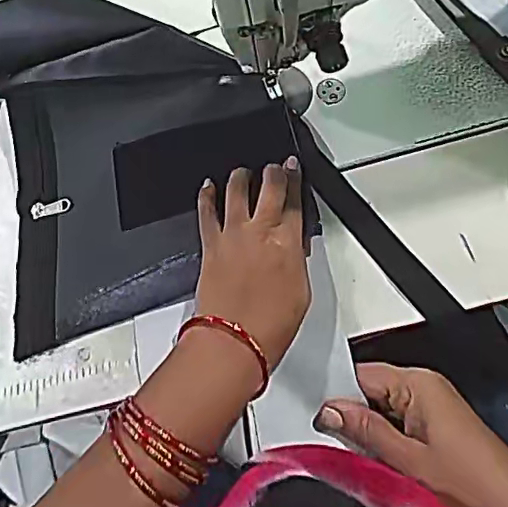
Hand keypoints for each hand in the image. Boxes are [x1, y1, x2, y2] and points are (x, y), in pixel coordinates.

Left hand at [193, 160, 309, 370]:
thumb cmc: (269, 326)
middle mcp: (260, 232)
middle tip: (276, 166)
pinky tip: (208, 186)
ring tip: (243, 171)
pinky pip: (207, 211)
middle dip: (274, 172)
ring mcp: (232, 235)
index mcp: (288, 243)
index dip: (296, 181)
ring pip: (236, 191)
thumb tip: (294, 249)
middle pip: (269, 187)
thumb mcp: (301, 293)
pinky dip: (207, 196)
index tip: (295, 169)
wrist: (233, 340)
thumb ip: (297, 262)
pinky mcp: (210, 244)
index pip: (294, 202)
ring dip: (241, 177)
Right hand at [316, 363, 507, 506]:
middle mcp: (426, 387)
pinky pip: (398, 426)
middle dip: (355, 420)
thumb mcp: (408, 462)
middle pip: (369, 391)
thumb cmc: (479, 490)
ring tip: (374, 462)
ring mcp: (433, 407)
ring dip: (372, 436)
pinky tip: (389, 468)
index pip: (358, 374)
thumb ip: (364, 430)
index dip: (337, 398)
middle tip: (348, 450)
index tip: (323, 424)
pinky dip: (389, 445)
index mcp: (418, 383)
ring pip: (382, 411)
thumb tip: (330, 411)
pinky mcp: (437, 428)